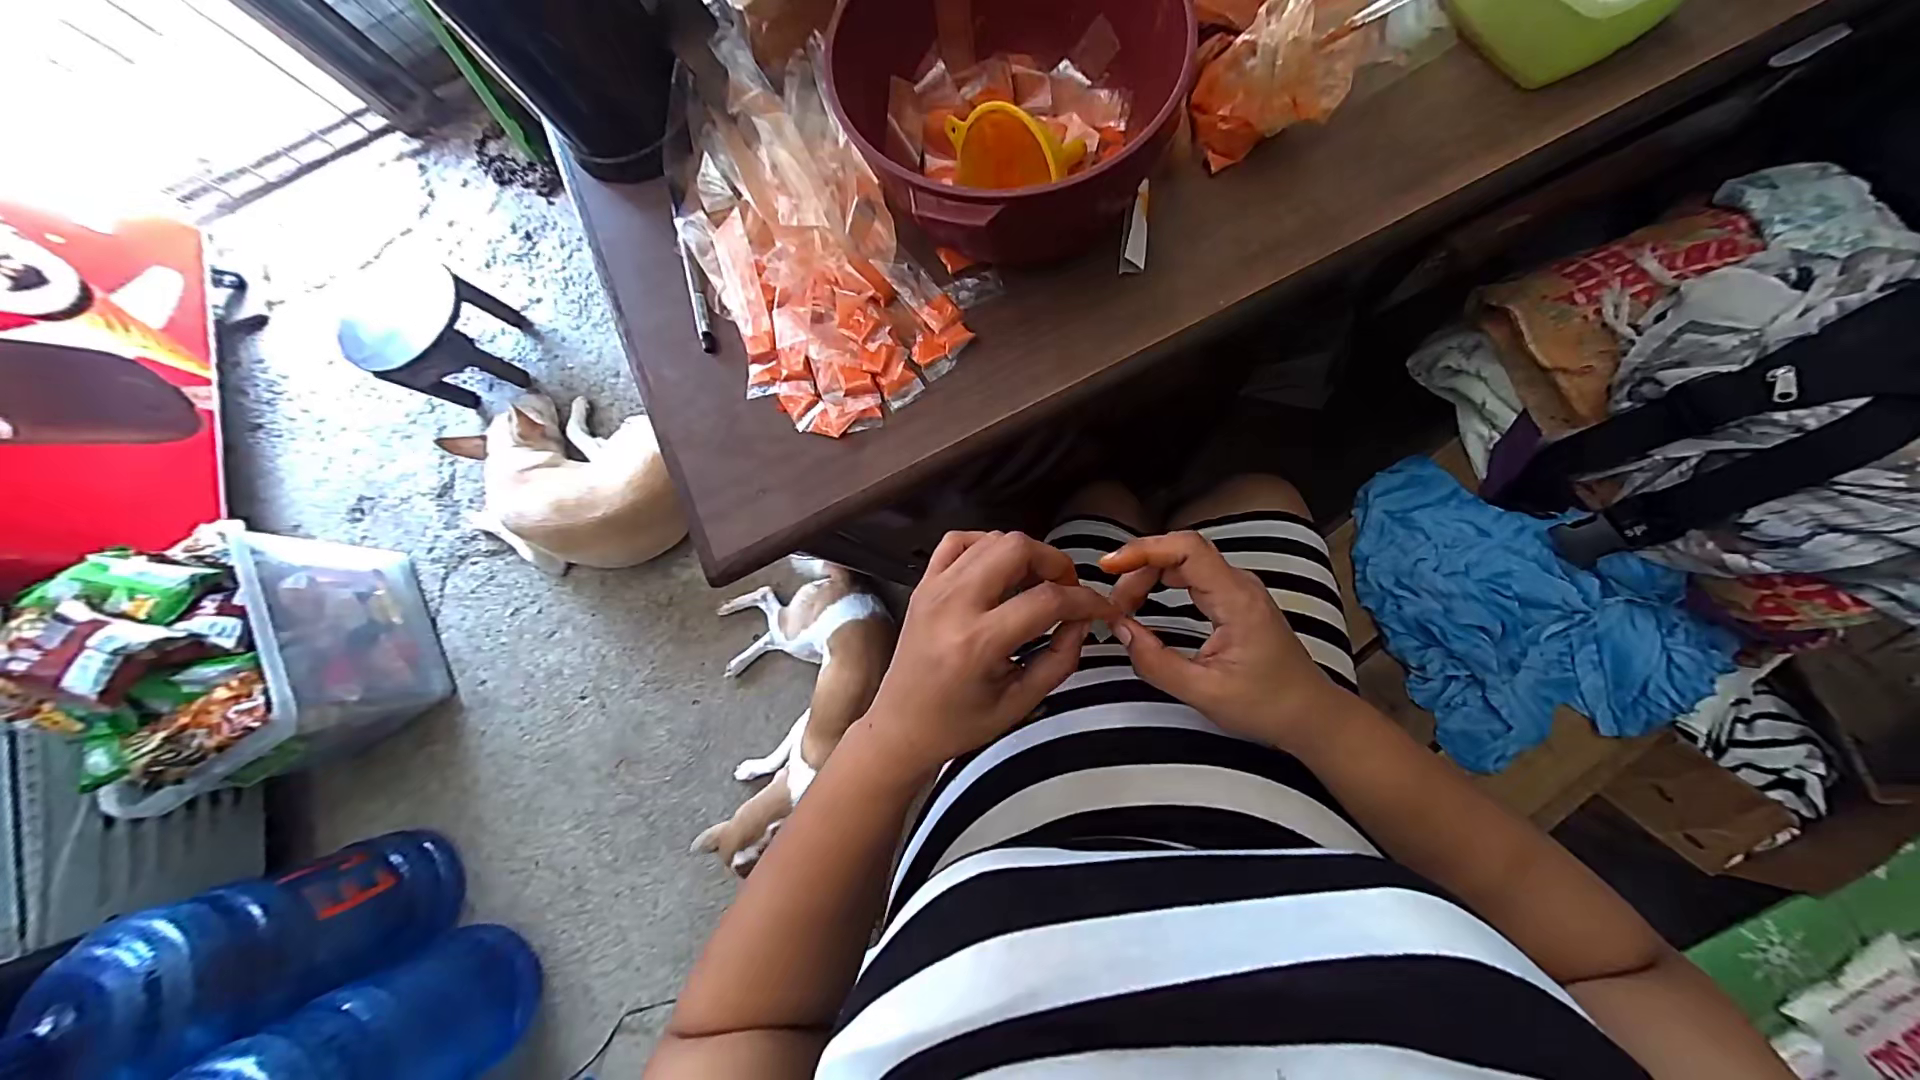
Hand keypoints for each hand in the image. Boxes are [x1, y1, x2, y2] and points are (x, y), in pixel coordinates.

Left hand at [858, 531, 1113, 774]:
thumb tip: (1083, 621)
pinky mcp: (923, 585)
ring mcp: (933, 589)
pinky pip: (957, 541)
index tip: (1102, 609)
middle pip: (1017, 548)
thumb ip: (1060, 659)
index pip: (1047, 600)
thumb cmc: (958, 723)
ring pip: (990, 538)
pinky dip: (986, 544)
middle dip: (1055, 562)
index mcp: (977, 643)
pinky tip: (999, 568)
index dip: (1086, 601)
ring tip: (1036, 583)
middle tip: (1067, 588)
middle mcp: (953, 605)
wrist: (900, 726)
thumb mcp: (1019, 703)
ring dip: (1024, 554)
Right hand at [1102, 531, 1348, 751]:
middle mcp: (1239, 584)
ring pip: (1181, 561)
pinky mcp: (1232, 598)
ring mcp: (1237, 588)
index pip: (1186, 549)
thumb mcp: (1204, 693)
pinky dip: (1160, 582)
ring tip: (1124, 607)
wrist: (1311, 715)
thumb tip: (1119, 628)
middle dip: (1138, 570)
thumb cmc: (1267, 706)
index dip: (1143, 550)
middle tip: (1115, 606)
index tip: (1108, 566)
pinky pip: (1189, 574)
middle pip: (1178, 551)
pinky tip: (1144, 602)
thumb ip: (1155, 661)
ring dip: (1146, 576)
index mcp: (1237, 600)